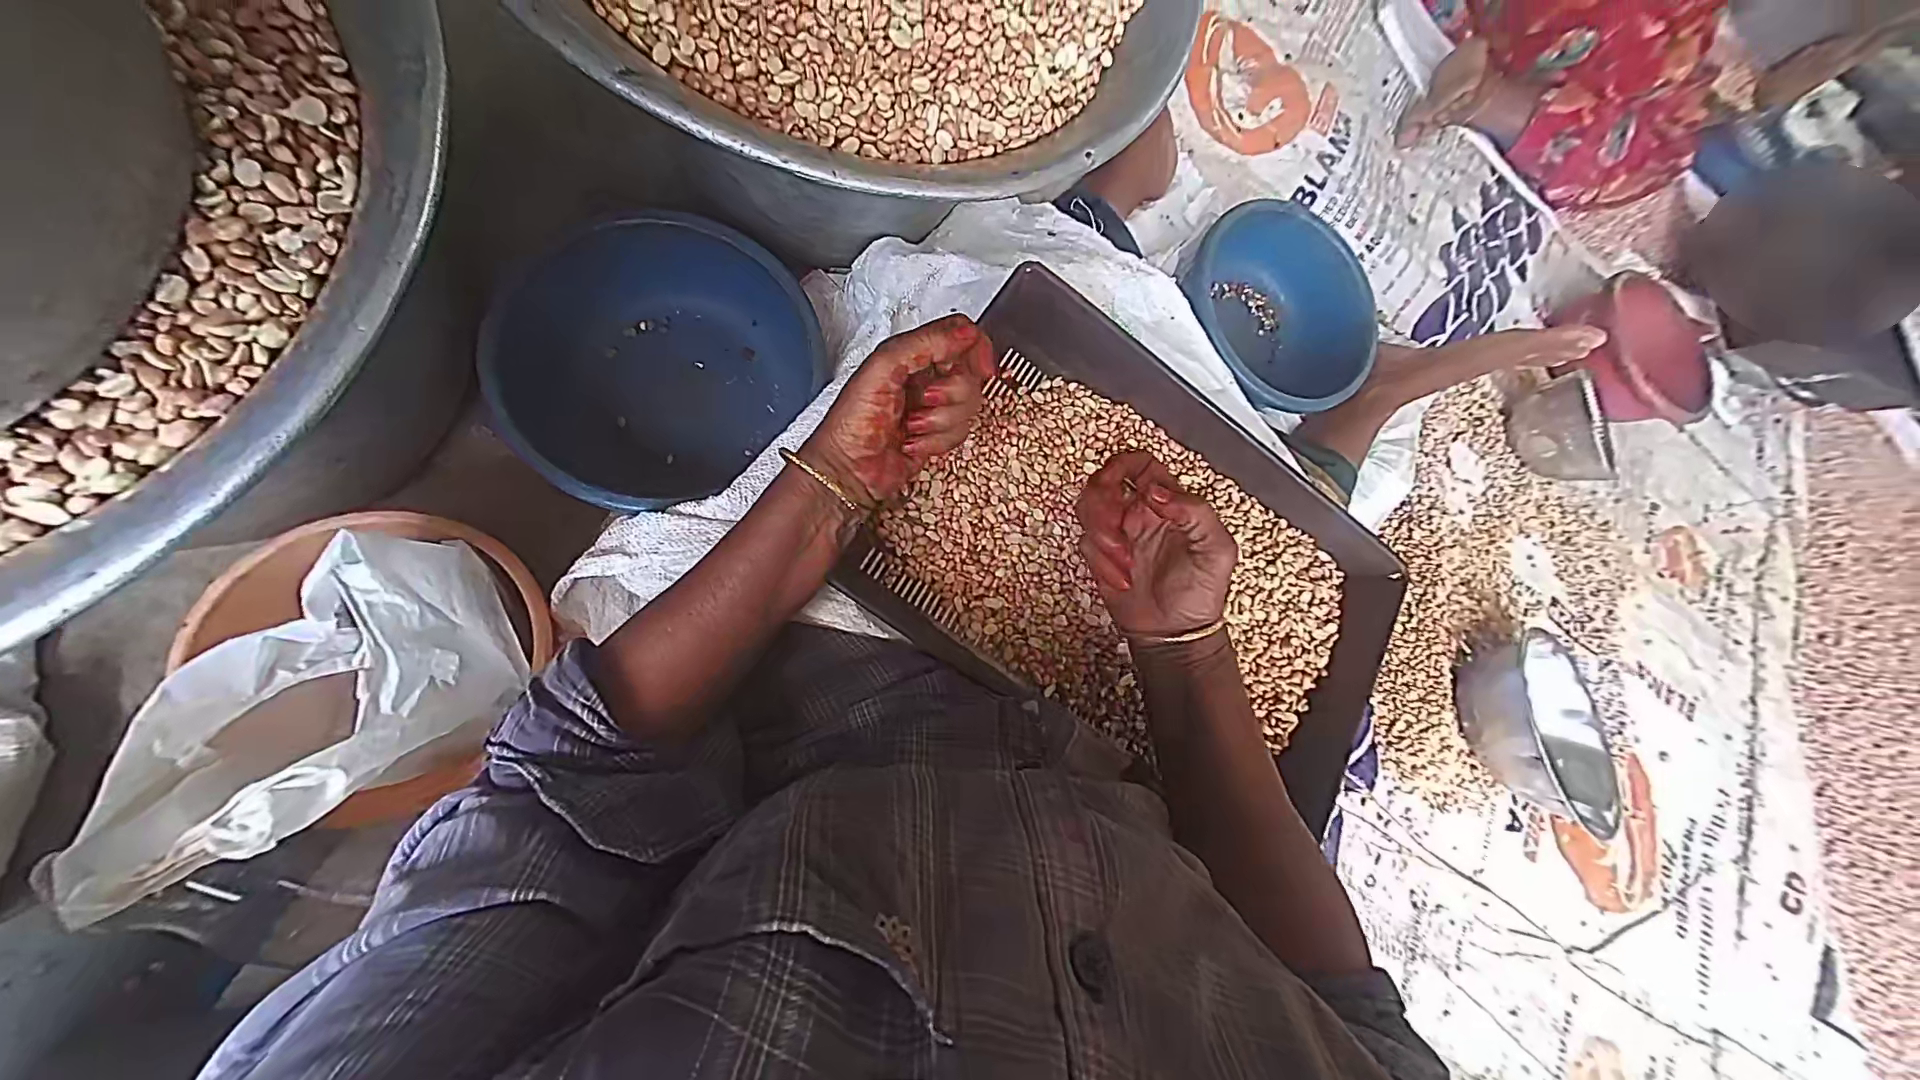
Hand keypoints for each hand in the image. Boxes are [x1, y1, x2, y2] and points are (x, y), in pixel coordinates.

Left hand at [800, 314, 996, 506]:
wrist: (848, 469)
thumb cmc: (852, 422)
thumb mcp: (884, 367)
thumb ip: (925, 343)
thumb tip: (964, 333)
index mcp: (911, 353)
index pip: (959, 335)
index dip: (976, 347)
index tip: (981, 365)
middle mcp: (925, 378)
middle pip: (970, 374)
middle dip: (952, 392)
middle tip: (926, 399)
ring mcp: (933, 409)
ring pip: (968, 407)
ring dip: (941, 420)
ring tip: (913, 425)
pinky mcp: (937, 436)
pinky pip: (959, 433)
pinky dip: (937, 441)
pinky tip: (913, 442)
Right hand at [1075, 451, 1236, 638]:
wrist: (1176, 633)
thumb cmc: (1201, 592)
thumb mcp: (1218, 548)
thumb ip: (1195, 511)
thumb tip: (1157, 491)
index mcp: (1167, 503)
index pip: (1139, 465)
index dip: (1123, 464)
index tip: (1119, 482)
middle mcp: (1138, 513)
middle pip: (1102, 484)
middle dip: (1104, 504)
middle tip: (1118, 527)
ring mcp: (1117, 534)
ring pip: (1087, 510)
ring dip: (1102, 534)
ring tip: (1125, 561)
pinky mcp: (1100, 557)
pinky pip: (1086, 544)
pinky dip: (1102, 562)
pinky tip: (1123, 579)